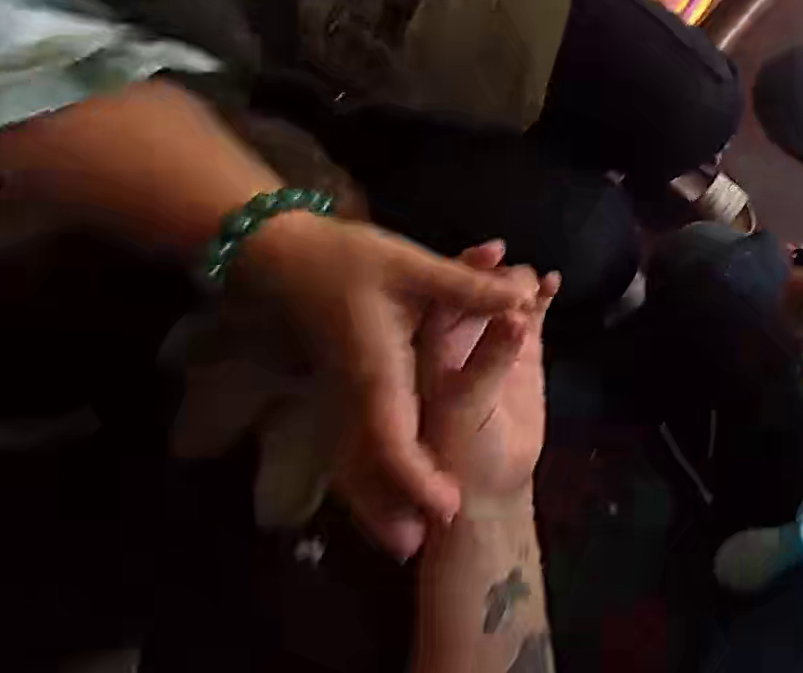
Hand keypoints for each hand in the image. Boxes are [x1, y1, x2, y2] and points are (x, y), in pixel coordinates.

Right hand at [245, 219, 541, 557]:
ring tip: (394, 536)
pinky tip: (368, 479)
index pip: (393, 442)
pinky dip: (363, 462)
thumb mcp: (412, 268)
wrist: (281, 255)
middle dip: (388, 506)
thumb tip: (521, 297)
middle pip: (366, 465)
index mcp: (376, 371)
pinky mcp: (339, 378)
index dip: (418, 480)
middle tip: (412, 547)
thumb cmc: (346, 259)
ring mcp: (342, 389)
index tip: (447, 510)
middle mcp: (356, 391)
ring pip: (354, 455)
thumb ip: (467, 287)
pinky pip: (349, 433)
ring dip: (373, 494)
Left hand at [419, 246, 555, 509]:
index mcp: (431, 347)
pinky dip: (543, 298)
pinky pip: (532, 314)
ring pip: (504, 298)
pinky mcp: (522, 348)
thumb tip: (517, 316)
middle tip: (518, 268)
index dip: (466, 272)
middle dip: (496, 273)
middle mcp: (459, 336)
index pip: (445, 297)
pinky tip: (555, 282)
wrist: (492, 484)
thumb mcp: (469, 406)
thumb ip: (490, 361)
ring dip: (520, 283)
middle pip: (476, 289)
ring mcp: (492, 339)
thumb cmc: (464, 451)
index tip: (490, 252)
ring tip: (537, 279)